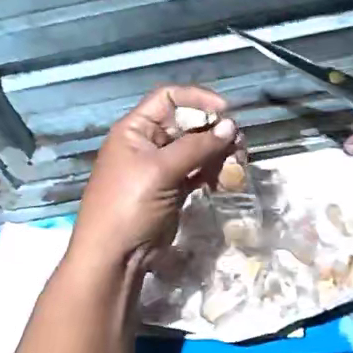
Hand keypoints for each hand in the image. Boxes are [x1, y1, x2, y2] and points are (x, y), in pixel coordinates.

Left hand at [71, 85, 238, 269]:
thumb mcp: (160, 171)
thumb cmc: (128, 205)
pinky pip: (197, 171)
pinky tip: (224, 183)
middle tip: (238, 146)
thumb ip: (196, 147)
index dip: (198, 99)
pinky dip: (212, 173)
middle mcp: (148, 143)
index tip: (226, 112)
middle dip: (214, 131)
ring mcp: (160, 167)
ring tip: (235, 167)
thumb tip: (230, 127)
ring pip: (197, 149)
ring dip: (218, 154)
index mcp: (135, 129)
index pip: (169, 98)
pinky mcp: (172, 188)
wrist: (114, 255)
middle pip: (188, 123)